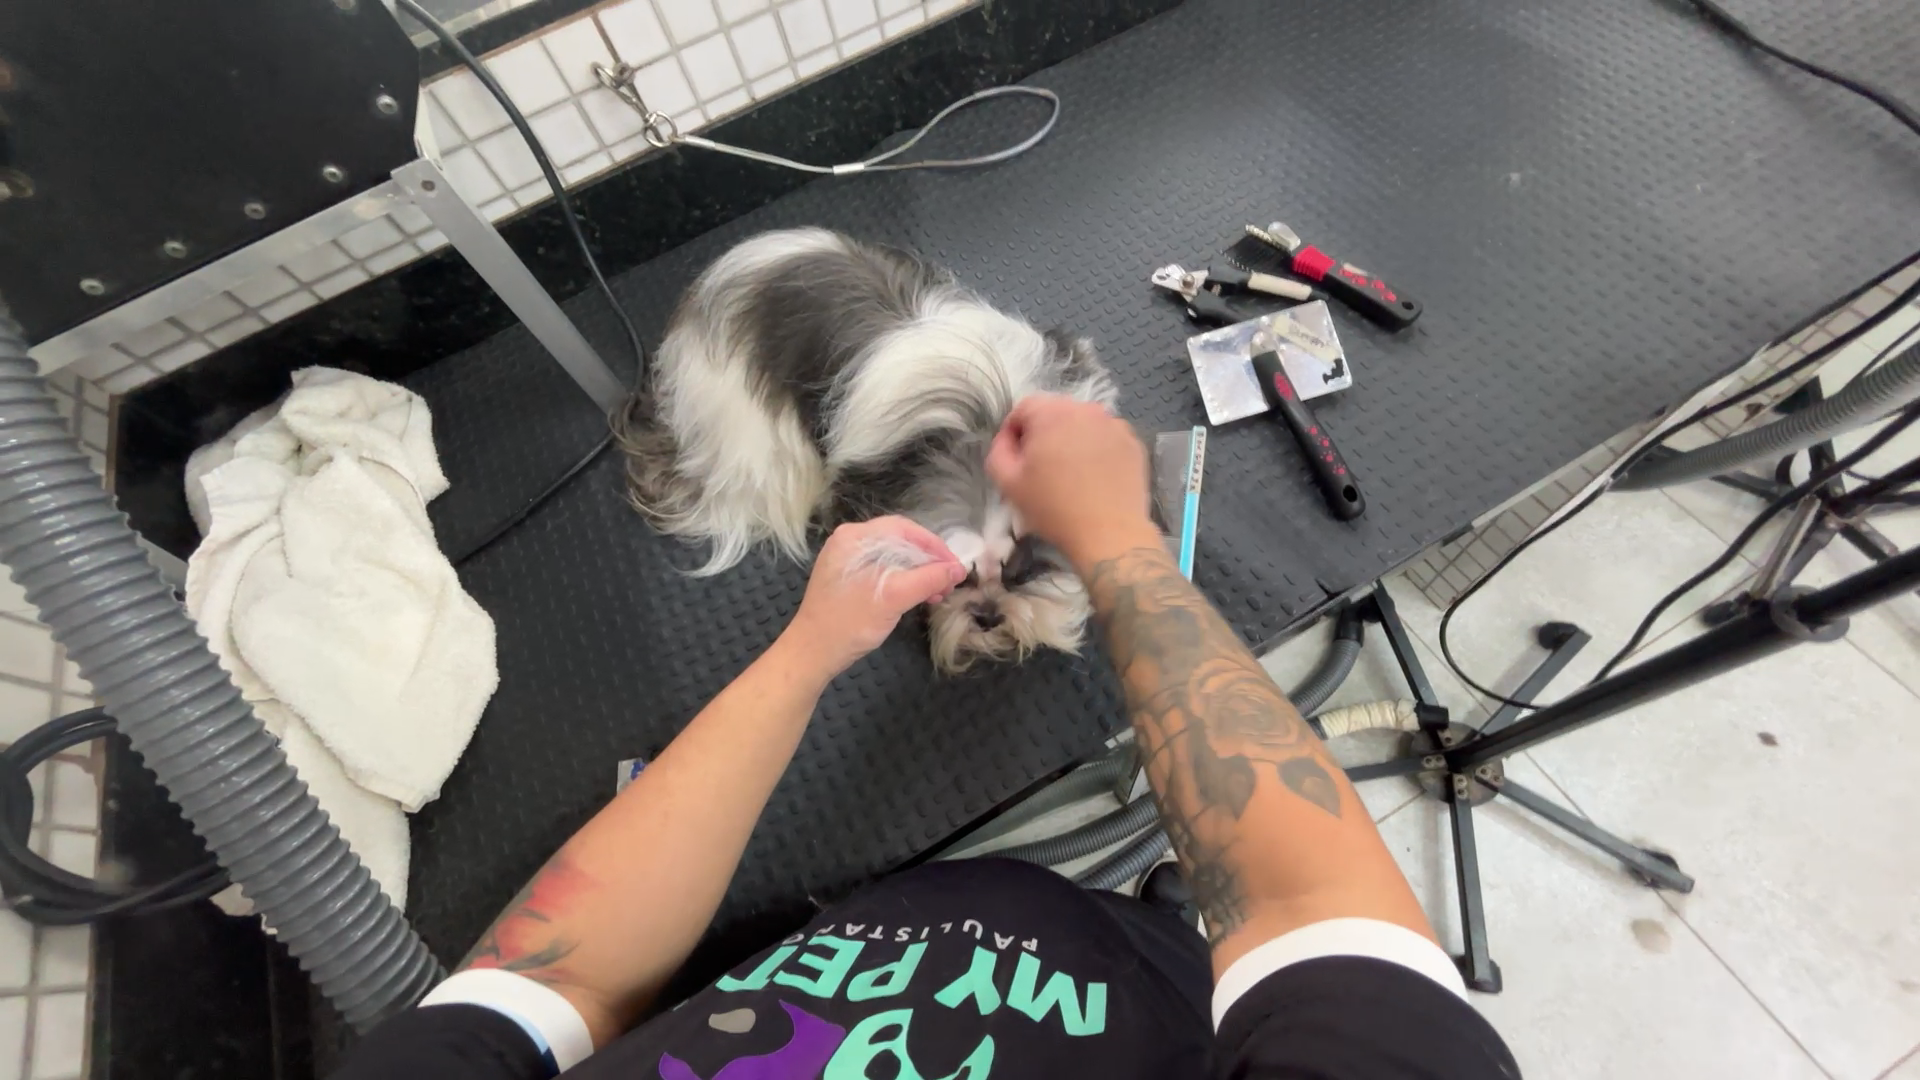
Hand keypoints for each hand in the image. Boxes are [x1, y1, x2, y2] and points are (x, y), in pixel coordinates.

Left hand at [779, 517, 966, 679]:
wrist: (812, 653)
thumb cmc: (850, 622)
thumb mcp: (894, 598)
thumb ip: (928, 579)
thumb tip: (959, 570)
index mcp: (856, 537)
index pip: (906, 529)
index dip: (935, 546)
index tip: (956, 568)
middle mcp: (850, 541)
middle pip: (901, 542)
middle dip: (929, 562)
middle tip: (949, 584)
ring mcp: (848, 560)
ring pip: (895, 557)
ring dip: (919, 574)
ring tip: (937, 594)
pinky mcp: (849, 578)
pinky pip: (884, 570)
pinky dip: (904, 581)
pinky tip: (917, 597)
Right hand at [985, 395, 1156, 569]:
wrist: (1109, 534)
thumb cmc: (1054, 508)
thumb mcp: (1008, 483)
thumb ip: (998, 451)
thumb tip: (1008, 439)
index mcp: (1052, 414)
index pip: (1024, 407)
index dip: (1014, 432)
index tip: (1017, 460)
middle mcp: (1086, 410)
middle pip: (1055, 412)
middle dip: (1044, 434)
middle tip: (1042, 468)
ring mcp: (1114, 424)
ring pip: (1082, 423)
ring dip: (1071, 440)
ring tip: (1071, 473)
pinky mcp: (1133, 443)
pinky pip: (1106, 437)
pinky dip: (1097, 449)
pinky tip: (1095, 477)